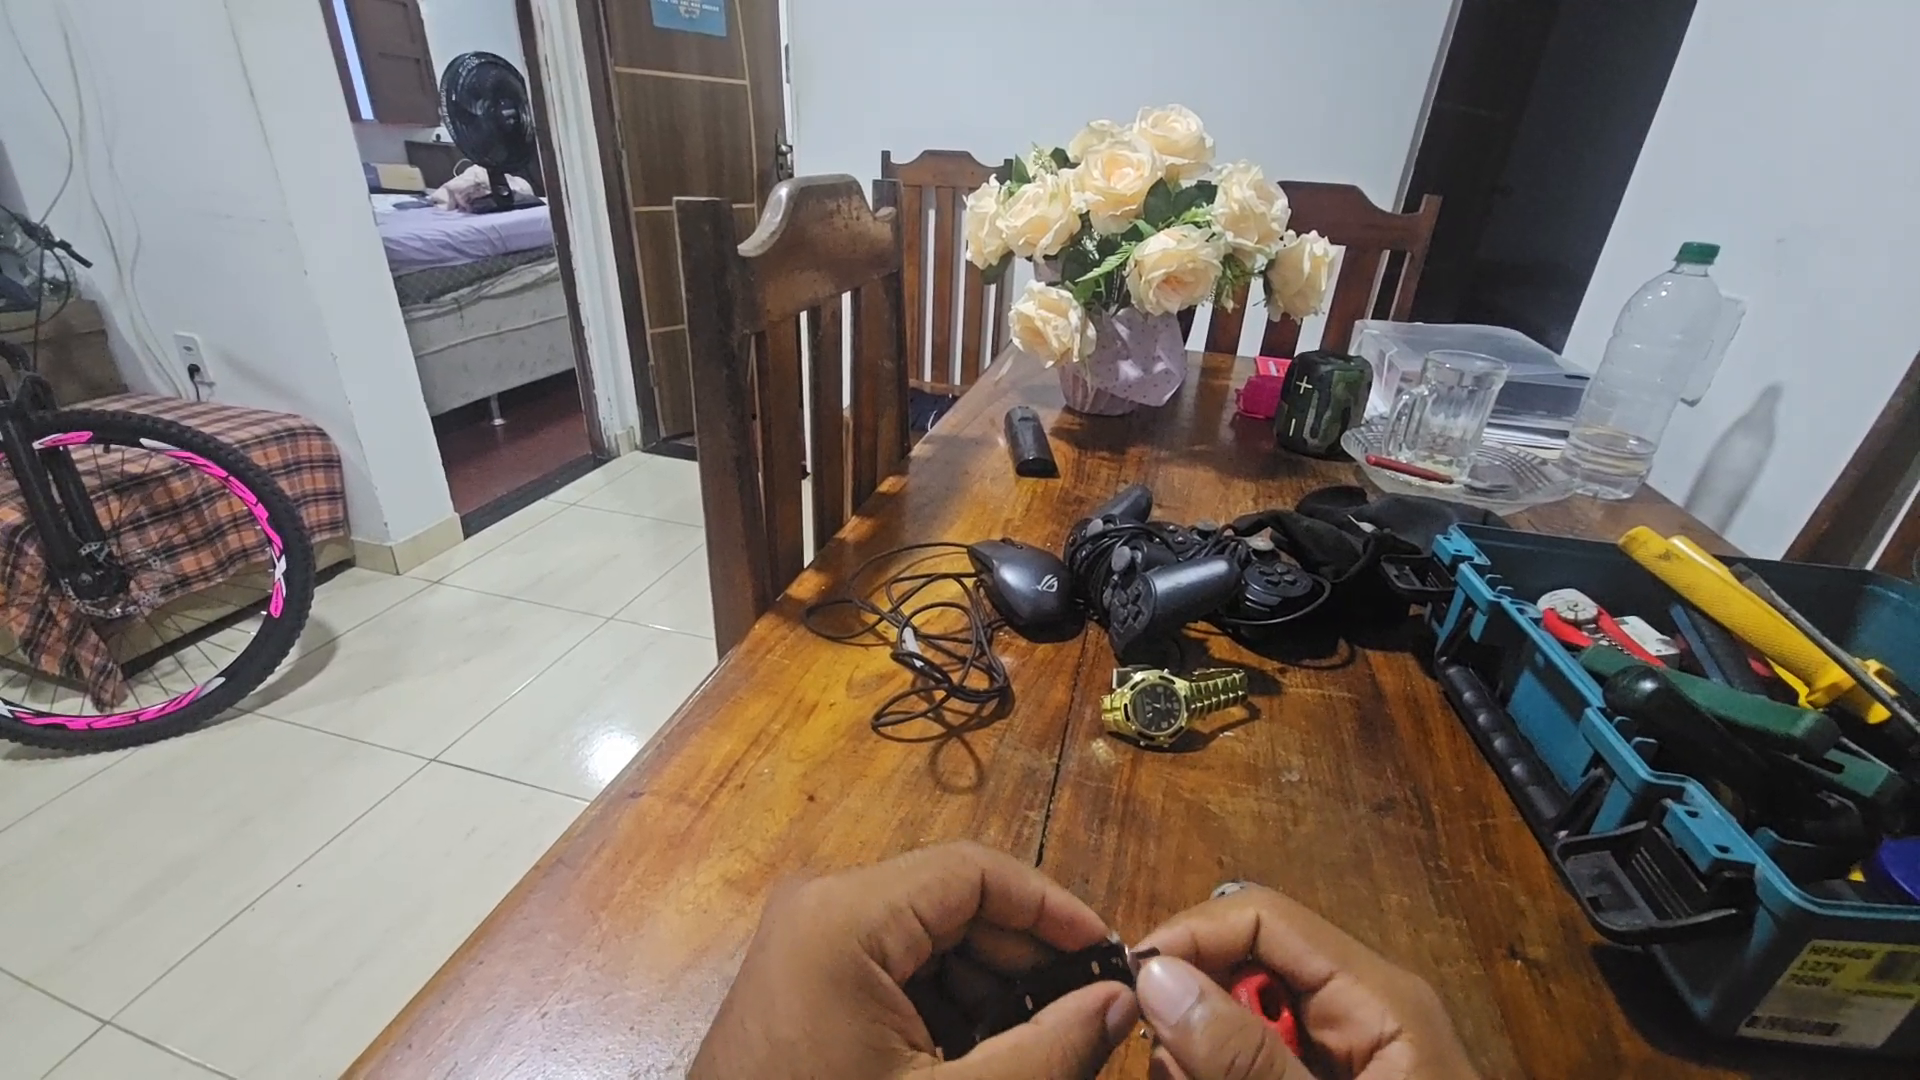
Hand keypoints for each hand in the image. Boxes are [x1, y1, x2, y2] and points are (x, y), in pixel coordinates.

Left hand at [689, 842, 1138, 1079]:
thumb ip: (1046, 1050)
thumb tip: (1122, 1001)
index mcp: (847, 914)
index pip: (974, 871)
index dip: (1049, 906)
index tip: (1108, 953)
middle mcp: (824, 902)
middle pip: (952, 901)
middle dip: (1023, 954)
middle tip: (1085, 1006)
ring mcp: (810, 934)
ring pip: (929, 933)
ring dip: (989, 982)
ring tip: (1039, 1037)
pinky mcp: (808, 970)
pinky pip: (896, 962)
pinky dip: (946, 1000)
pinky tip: (978, 1051)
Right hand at [1131, 884, 1478, 1079]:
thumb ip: (1246, 1062)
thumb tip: (1154, 972)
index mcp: (1376, 998)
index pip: (1260, 915)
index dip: (1191, 934)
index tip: (1133, 984)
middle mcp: (1352, 1007)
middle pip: (1241, 964)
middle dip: (1193, 1011)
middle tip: (1173, 1074)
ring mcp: (1335, 1051)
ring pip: (1231, 1015)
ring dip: (1199, 1059)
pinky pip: (1244, 1060)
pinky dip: (1214, 1077)